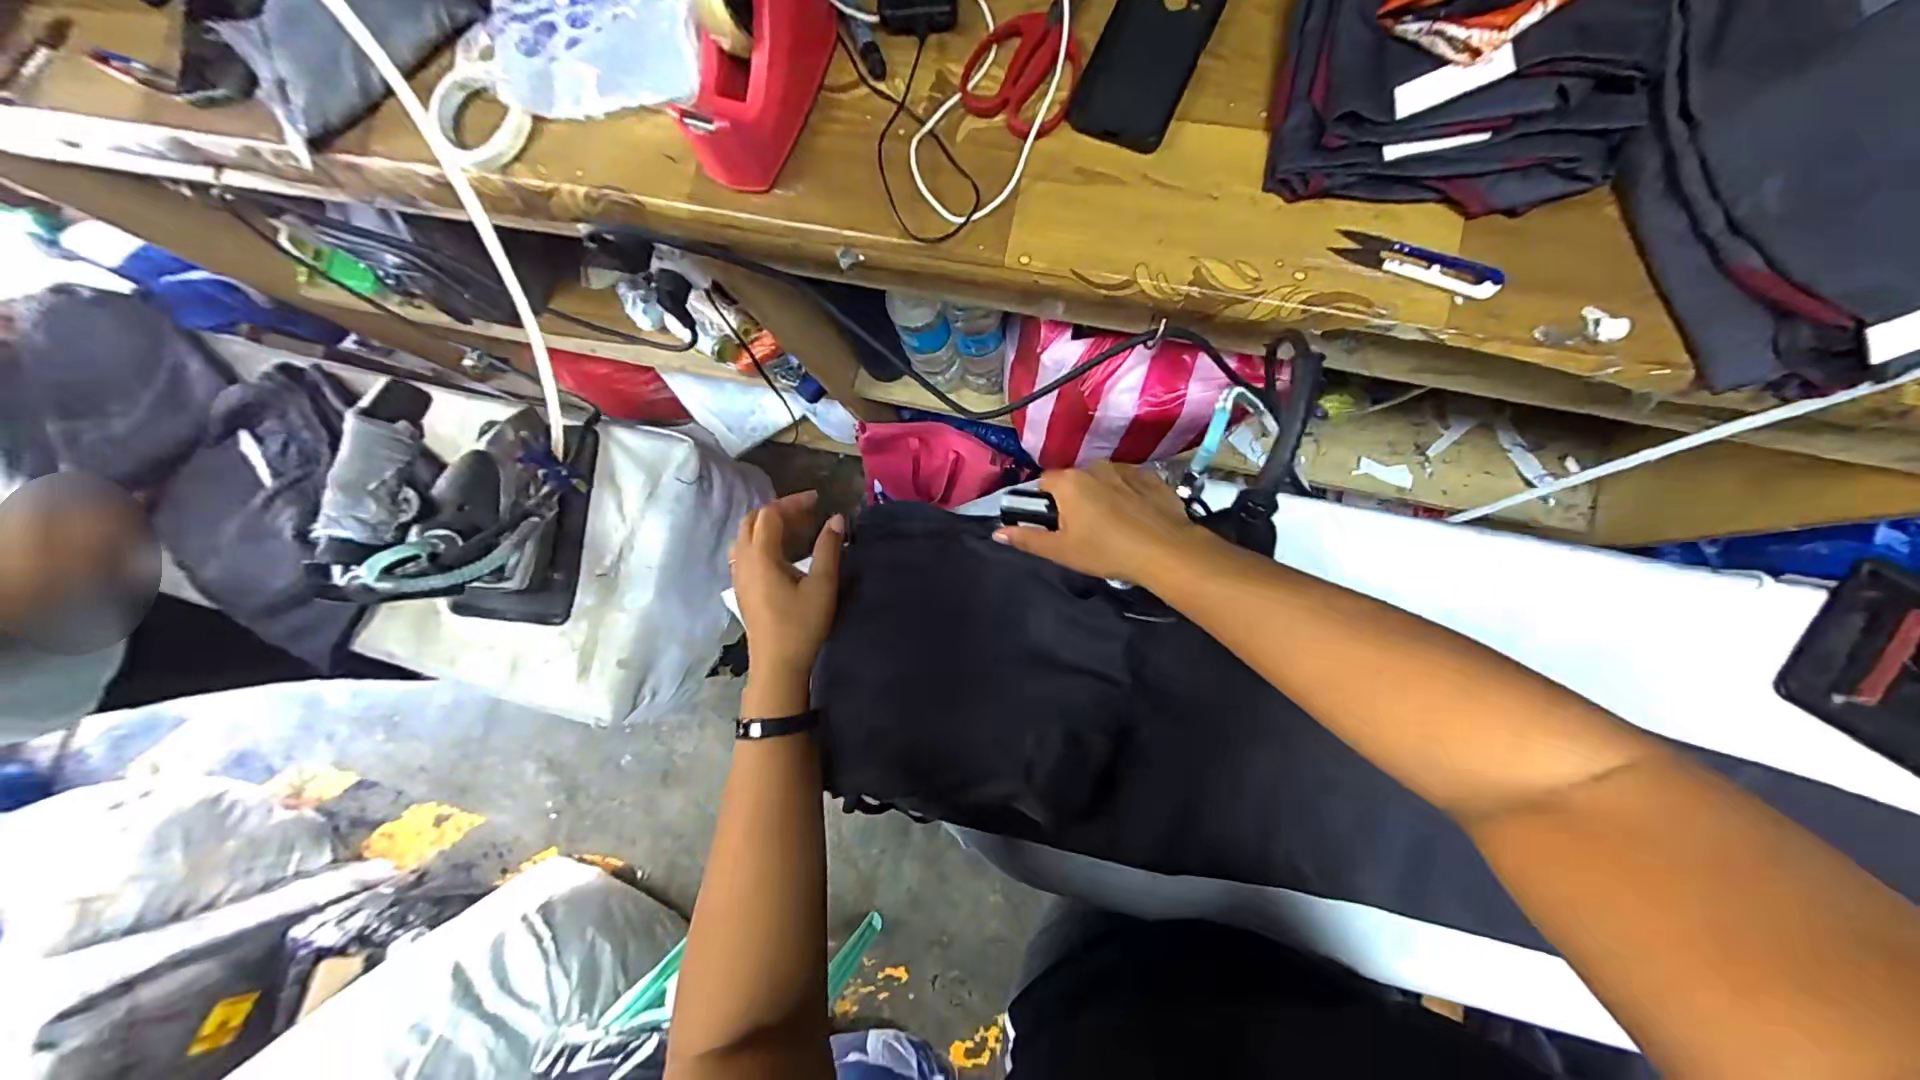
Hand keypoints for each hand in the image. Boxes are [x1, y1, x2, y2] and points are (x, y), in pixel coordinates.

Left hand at [730, 491, 844, 681]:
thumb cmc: (801, 626)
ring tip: (796, 528)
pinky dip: (762, 541)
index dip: (792, 502)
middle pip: (752, 521)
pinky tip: (782, 553)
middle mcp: (744, 561)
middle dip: (778, 510)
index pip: (770, 514)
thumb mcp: (822, 586)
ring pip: (745, 536)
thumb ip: (828, 548)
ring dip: (768, 525)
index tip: (818, 499)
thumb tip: (836, 519)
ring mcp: (739, 576)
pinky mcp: (742, 588)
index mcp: (761, 557)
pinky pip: (745, 552)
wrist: (778, 665)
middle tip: (807, 512)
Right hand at [992, 462, 1214, 583]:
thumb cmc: (1105, 551)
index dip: (1045, 504)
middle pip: (1074, 480)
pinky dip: (1127, 496)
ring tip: (1112, 526)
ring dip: (1101, 496)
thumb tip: (997, 532)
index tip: (1055, 524)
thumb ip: (1027, 538)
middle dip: (1074, 500)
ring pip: (1102, 480)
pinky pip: (1129, 483)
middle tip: (1084, 531)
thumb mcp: (1061, 550)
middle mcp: (1094, 467)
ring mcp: (1125, 469)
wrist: (1165, 550)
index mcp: (1069, 482)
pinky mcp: (1151, 477)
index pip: (1044, 483)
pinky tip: (1135, 519)